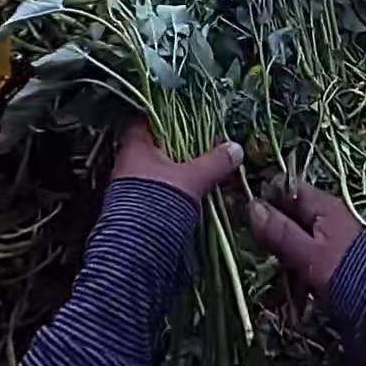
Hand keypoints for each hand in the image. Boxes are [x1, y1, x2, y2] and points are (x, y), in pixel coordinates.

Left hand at [111, 120, 242, 200]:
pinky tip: (194, 192)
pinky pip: (159, 187)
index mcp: (136, 144)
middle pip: (159, 144)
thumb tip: (236, 148)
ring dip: (181, 169)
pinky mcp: (135, 206)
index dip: (172, 115)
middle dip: (182, 146)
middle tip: (206, 145)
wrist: (135, 251)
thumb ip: (215, 162)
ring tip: (205, 170)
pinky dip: (176, 187)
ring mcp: (130, 184)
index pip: (152, 118)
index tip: (193, 116)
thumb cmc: (159, 202)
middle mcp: (128, 161)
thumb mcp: (193, 178)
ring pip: (160, 168)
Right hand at [246, 178, 363, 304]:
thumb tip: (251, 205)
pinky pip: (307, 255)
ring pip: (296, 236)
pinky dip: (297, 268)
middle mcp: (326, 214)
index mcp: (322, 204)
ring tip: (279, 276)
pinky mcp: (334, 258)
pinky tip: (294, 287)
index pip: (287, 187)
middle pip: (290, 212)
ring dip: (284, 254)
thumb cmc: (346, 276)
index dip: (267, 198)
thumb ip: (280, 231)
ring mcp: (331, 236)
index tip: (250, 219)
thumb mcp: (309, 254)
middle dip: (273, 231)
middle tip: (263, 252)